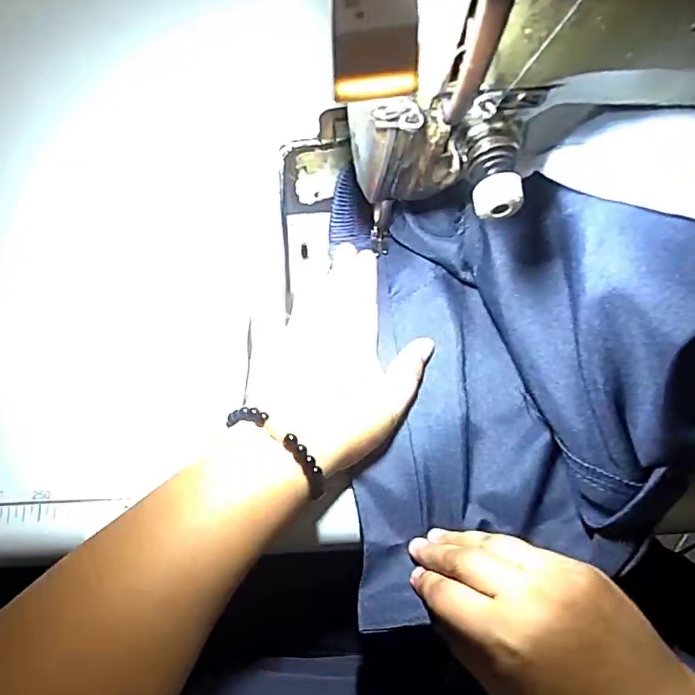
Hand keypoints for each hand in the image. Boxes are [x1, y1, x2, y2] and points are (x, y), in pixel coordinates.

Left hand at [246, 244, 431, 473]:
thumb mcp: (390, 406)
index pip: (362, 300)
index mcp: (358, 341)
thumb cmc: (345, 428)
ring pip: (305, 300)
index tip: (364, 257)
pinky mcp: (268, 353)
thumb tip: (426, 343)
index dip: (363, 277)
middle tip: (342, 250)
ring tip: (318, 262)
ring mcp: (294, 339)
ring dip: (313, 279)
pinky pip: (273, 320)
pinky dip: (276, 306)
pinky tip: (276, 298)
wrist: (287, 444)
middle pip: (333, 293)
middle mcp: (325, 331)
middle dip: (340, 270)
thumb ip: (408, 371)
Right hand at [408, 529, 694, 694]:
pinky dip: (503, 547)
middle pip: (470, 559)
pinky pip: (532, 550)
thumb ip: (466, 647)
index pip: (448, 593)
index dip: (426, 582)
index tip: (413, 575)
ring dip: (468, 539)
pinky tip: (489, 547)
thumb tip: (442, 611)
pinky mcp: (584, 569)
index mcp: (505, 632)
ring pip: (501, 544)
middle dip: (439, 551)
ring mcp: (561, 574)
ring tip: (443, 535)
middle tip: (418, 544)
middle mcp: (530, 592)